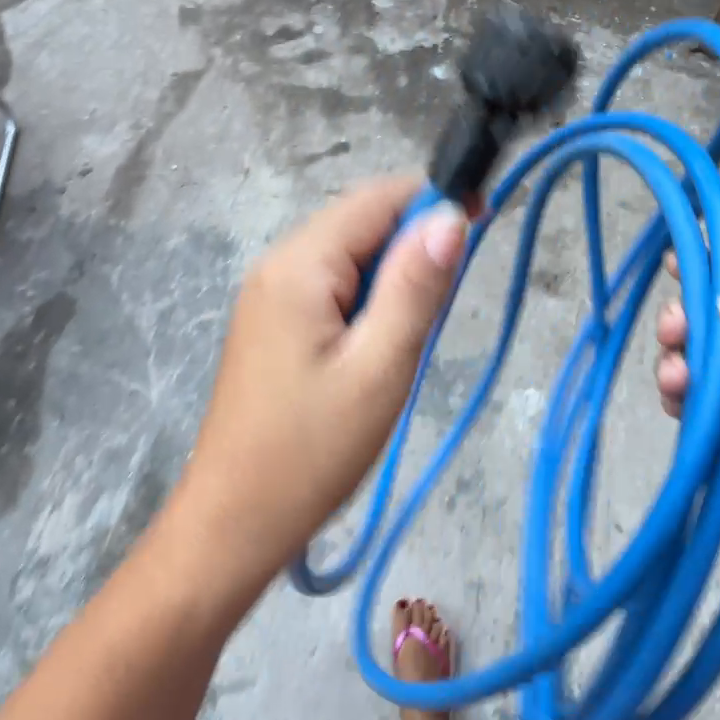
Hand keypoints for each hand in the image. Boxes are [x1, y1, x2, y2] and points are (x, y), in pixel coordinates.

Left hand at [170, 176, 468, 583]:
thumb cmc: (312, 452)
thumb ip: (415, 286)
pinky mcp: (270, 325)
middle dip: (412, 243)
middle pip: (358, 222)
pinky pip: (329, 288)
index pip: (376, 198)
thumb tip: (450, 215)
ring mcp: (267, 294)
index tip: (485, 224)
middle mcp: (276, 264)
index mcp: (298, 264)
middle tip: (445, 304)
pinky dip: (365, 300)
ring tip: (410, 337)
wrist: (234, 521)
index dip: (433, 201)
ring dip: (390, 277)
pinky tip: (377, 346)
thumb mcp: (380, 368)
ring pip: (346, 256)